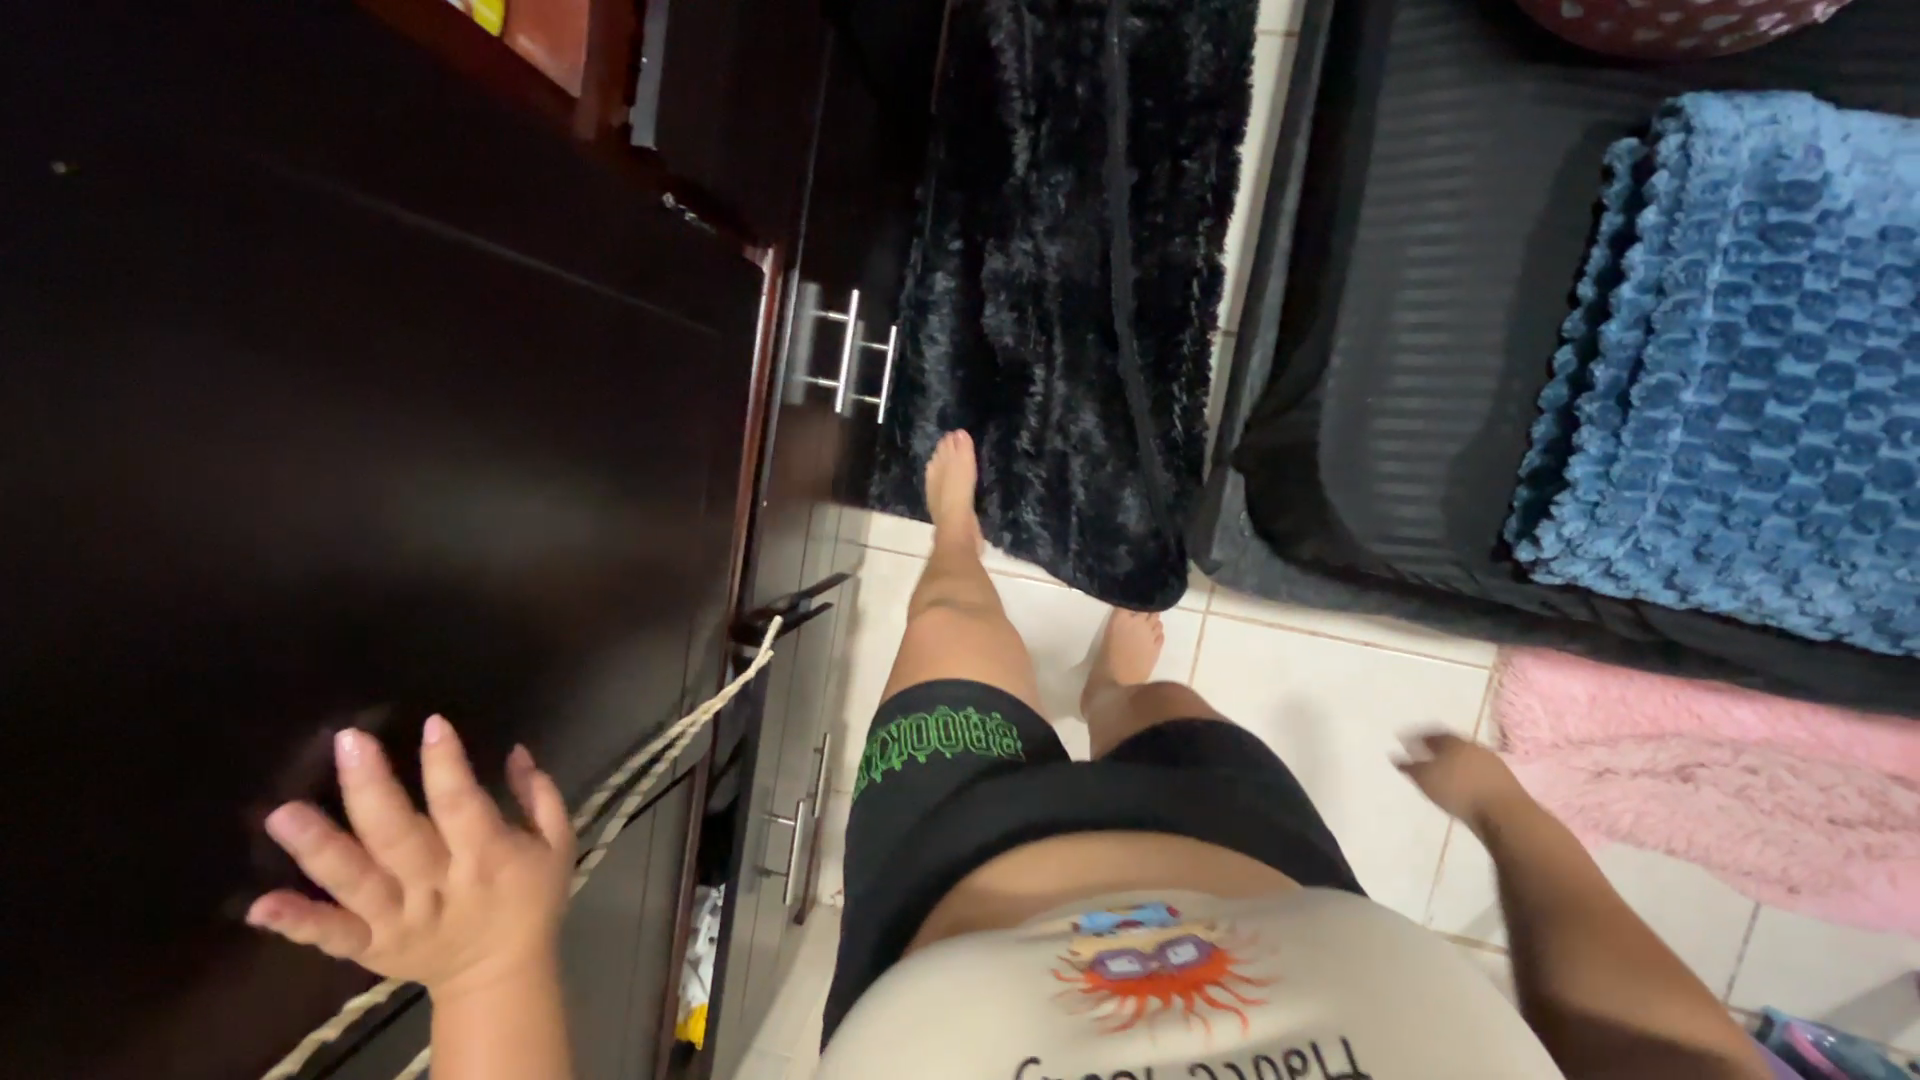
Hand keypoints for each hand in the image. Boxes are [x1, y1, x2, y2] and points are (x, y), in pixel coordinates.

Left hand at [247, 715, 574, 1000]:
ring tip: (283, 814)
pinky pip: (331, 935)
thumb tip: (515, 750)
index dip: (446, 763)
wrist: (502, 973)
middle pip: (398, 834)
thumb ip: (540, 796)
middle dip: (371, 787)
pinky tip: (260, 906)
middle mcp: (438, 885)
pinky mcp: (370, 946)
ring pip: (355, 880)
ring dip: (319, 848)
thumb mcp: (558, 843)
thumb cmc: (533, 897)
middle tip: (348, 743)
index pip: (462, 803)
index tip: (432, 725)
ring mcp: (398, 919)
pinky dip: (297, 922)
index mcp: (487, 856)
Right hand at [1395, 732, 1534, 835]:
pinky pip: (1479, 773)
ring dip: (1455, 764)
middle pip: (1452, 745)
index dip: (1418, 737)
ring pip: (1468, 759)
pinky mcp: (1505, 782)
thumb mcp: (1426, 780)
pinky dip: (1468, 777)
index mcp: (1454, 742)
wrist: (1506, 815)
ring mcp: (1493, 764)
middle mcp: (1474, 747)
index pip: (1433, 733)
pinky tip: (1463, 788)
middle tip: (1424, 756)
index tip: (1406, 742)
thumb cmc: (1459, 792)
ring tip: (1443, 775)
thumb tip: (1396, 756)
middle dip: (1438, 750)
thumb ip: (1410, 767)